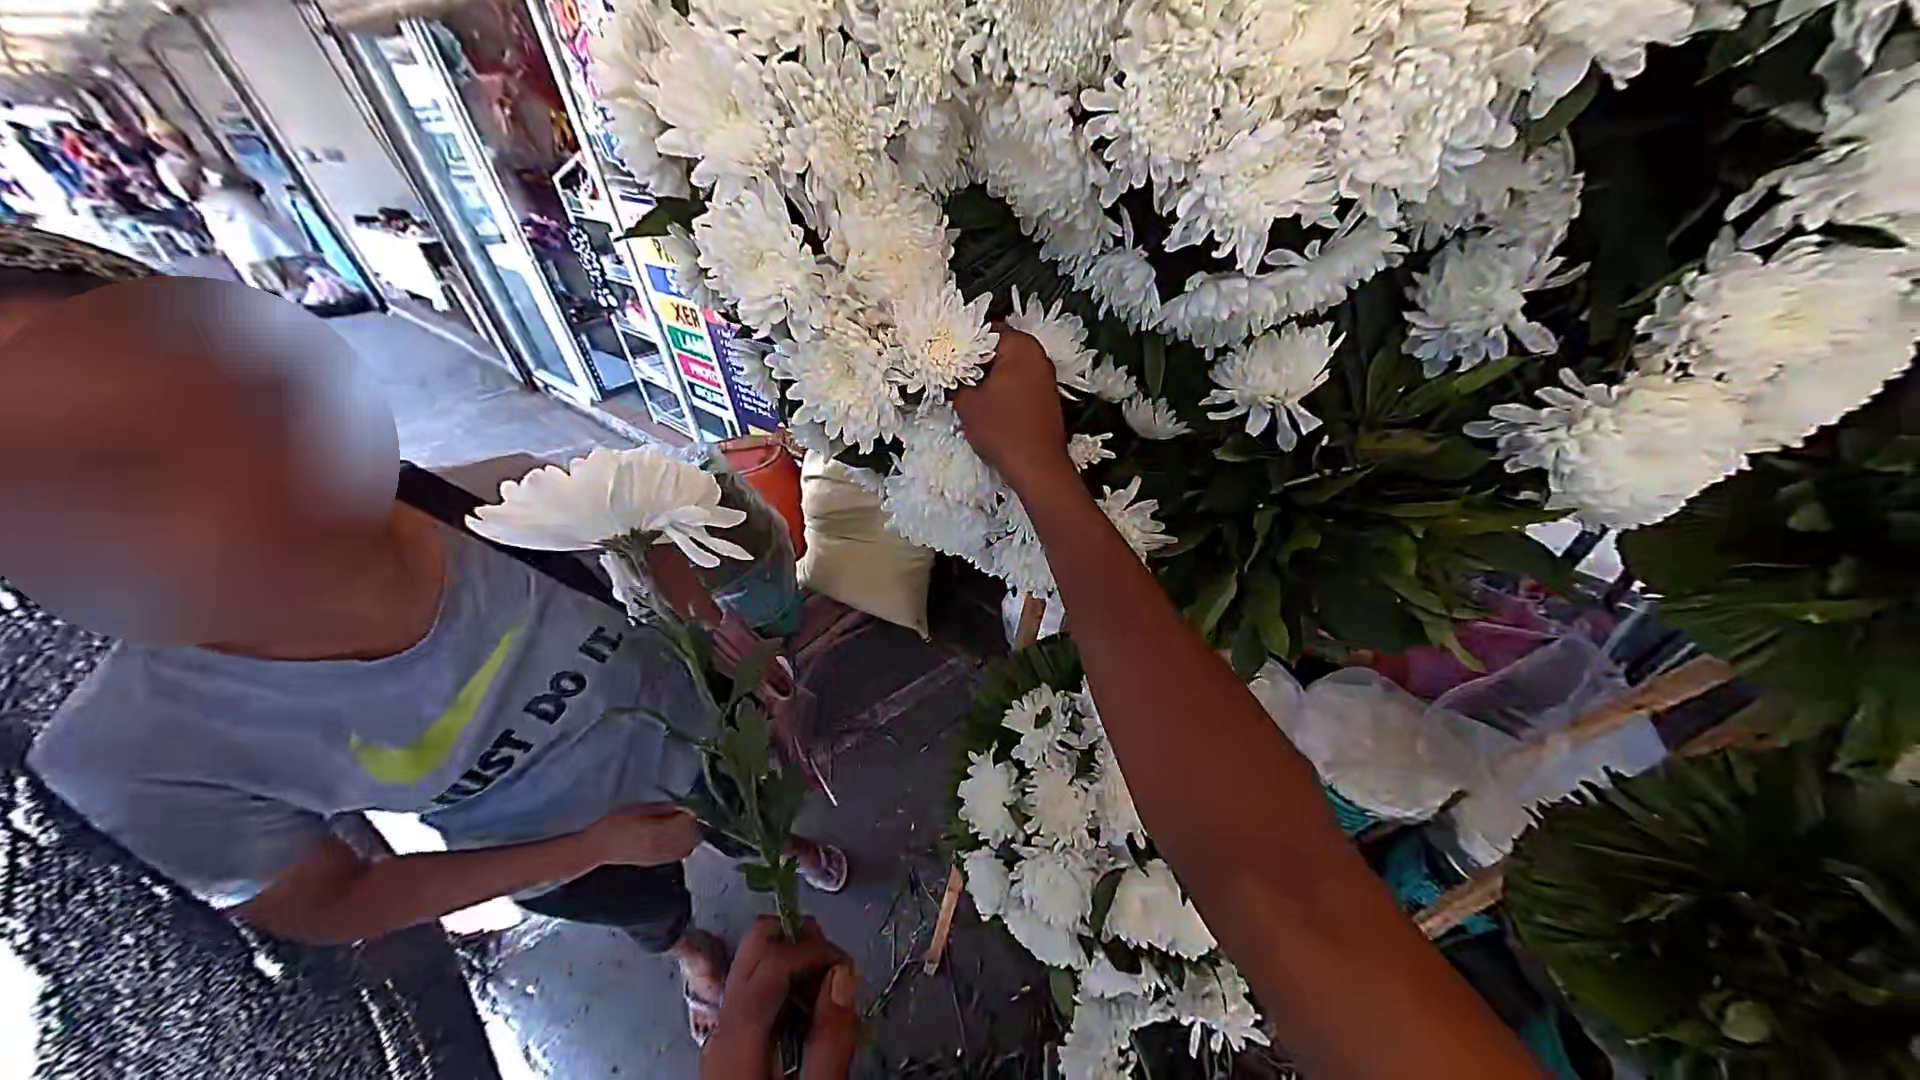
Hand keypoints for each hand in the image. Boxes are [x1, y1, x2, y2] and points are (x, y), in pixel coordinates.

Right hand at [587, 803, 699, 866]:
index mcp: (655, 831)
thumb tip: (681, 806)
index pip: (687, 823)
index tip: (687, 806)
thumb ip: (663, 808)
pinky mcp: (657, 862)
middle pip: (692, 836)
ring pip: (688, 846)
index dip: (690, 812)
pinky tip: (678, 836)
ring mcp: (659, 857)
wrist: (598, 848)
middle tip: (687, 814)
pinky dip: (685, 843)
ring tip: (683, 824)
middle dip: (694, 823)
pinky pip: (680, 853)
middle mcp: (660, 847)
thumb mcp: (639, 808)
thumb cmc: (615, 823)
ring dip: (691, 834)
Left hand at [701, 916, 859, 1079]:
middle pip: (753, 947)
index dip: (813, 950)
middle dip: (800, 944)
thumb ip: (831, 1038)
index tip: (848, 968)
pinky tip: (809, 1011)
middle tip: (835, 970)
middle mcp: (721, 1027)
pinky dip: (786, 983)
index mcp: (736, 1041)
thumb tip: (843, 972)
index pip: (770, 961)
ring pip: (755, 962)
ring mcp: (722, 1034)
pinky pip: (756, 990)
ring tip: (827, 992)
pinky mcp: (731, 1044)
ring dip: (795, 960)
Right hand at [952, 326, 1072, 496]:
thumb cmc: (1002, 430)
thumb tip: (947, 375)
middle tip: (950, 372)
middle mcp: (1038, 356)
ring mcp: (1045, 378)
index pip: (986, 330)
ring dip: (988, 375)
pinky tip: (985, 403)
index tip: (944, 355)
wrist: (1037, 468)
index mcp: (1021, 347)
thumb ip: (955, 382)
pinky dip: (1002, 388)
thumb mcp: (967, 404)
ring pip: (1009, 367)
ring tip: (964, 389)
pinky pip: (1018, 383)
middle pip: (999, 347)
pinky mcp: (1045, 398)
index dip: (962, 340)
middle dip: (975, 359)